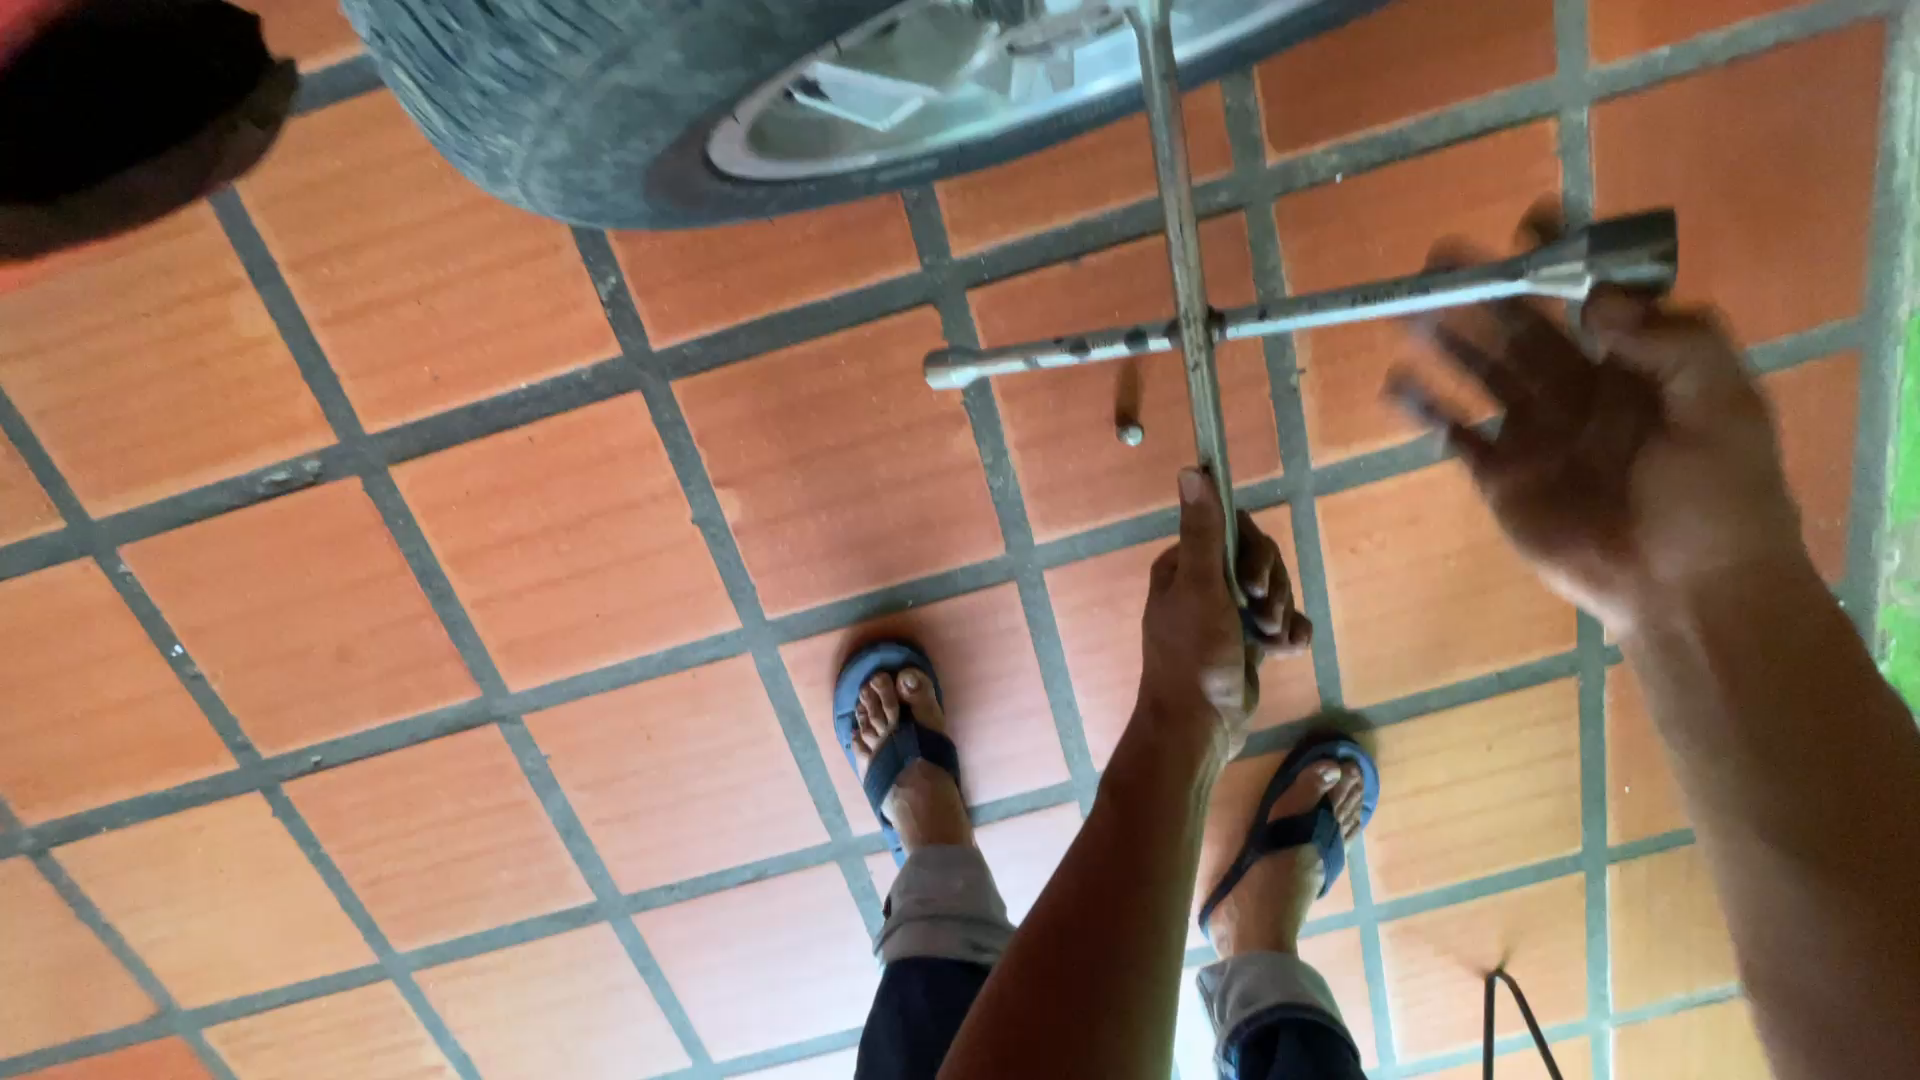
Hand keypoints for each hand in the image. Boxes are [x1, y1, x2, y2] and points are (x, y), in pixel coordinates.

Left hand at [1138, 469, 1312, 756]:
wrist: (1200, 726)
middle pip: (1258, 561)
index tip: (1252, 584)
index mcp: (1183, 566)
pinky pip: (1282, 621)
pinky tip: (1286, 652)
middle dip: (1269, 588)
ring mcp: (1225, 614)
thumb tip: (1192, 469)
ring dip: (1280, 613)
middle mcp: (1201, 584)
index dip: (1253, 553)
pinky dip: (1288, 634)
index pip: (1232, 531)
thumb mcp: (1199, 589)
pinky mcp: (1246, 641)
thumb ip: (1202, 532)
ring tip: (1269, 641)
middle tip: (1260, 618)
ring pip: (1273, 591)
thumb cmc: (1194, 655)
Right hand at [1389, 245, 1804, 631]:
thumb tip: (1598, 300)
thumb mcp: (1725, 410)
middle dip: (1484, 292)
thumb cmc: (1717, 500)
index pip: (1597, 297)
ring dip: (1445, 341)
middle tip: (1440, 259)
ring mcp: (1534, 432)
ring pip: (1481, 373)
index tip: (1530, 221)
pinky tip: (1397, 386)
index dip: (1565, 258)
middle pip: (1523, 329)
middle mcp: (1581, 389)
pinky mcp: (1499, 473)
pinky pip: (1454, 433)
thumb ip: (1675, 346)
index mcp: (1640, 367)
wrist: (1680, 587)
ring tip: (1407, 313)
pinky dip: (1425, 411)